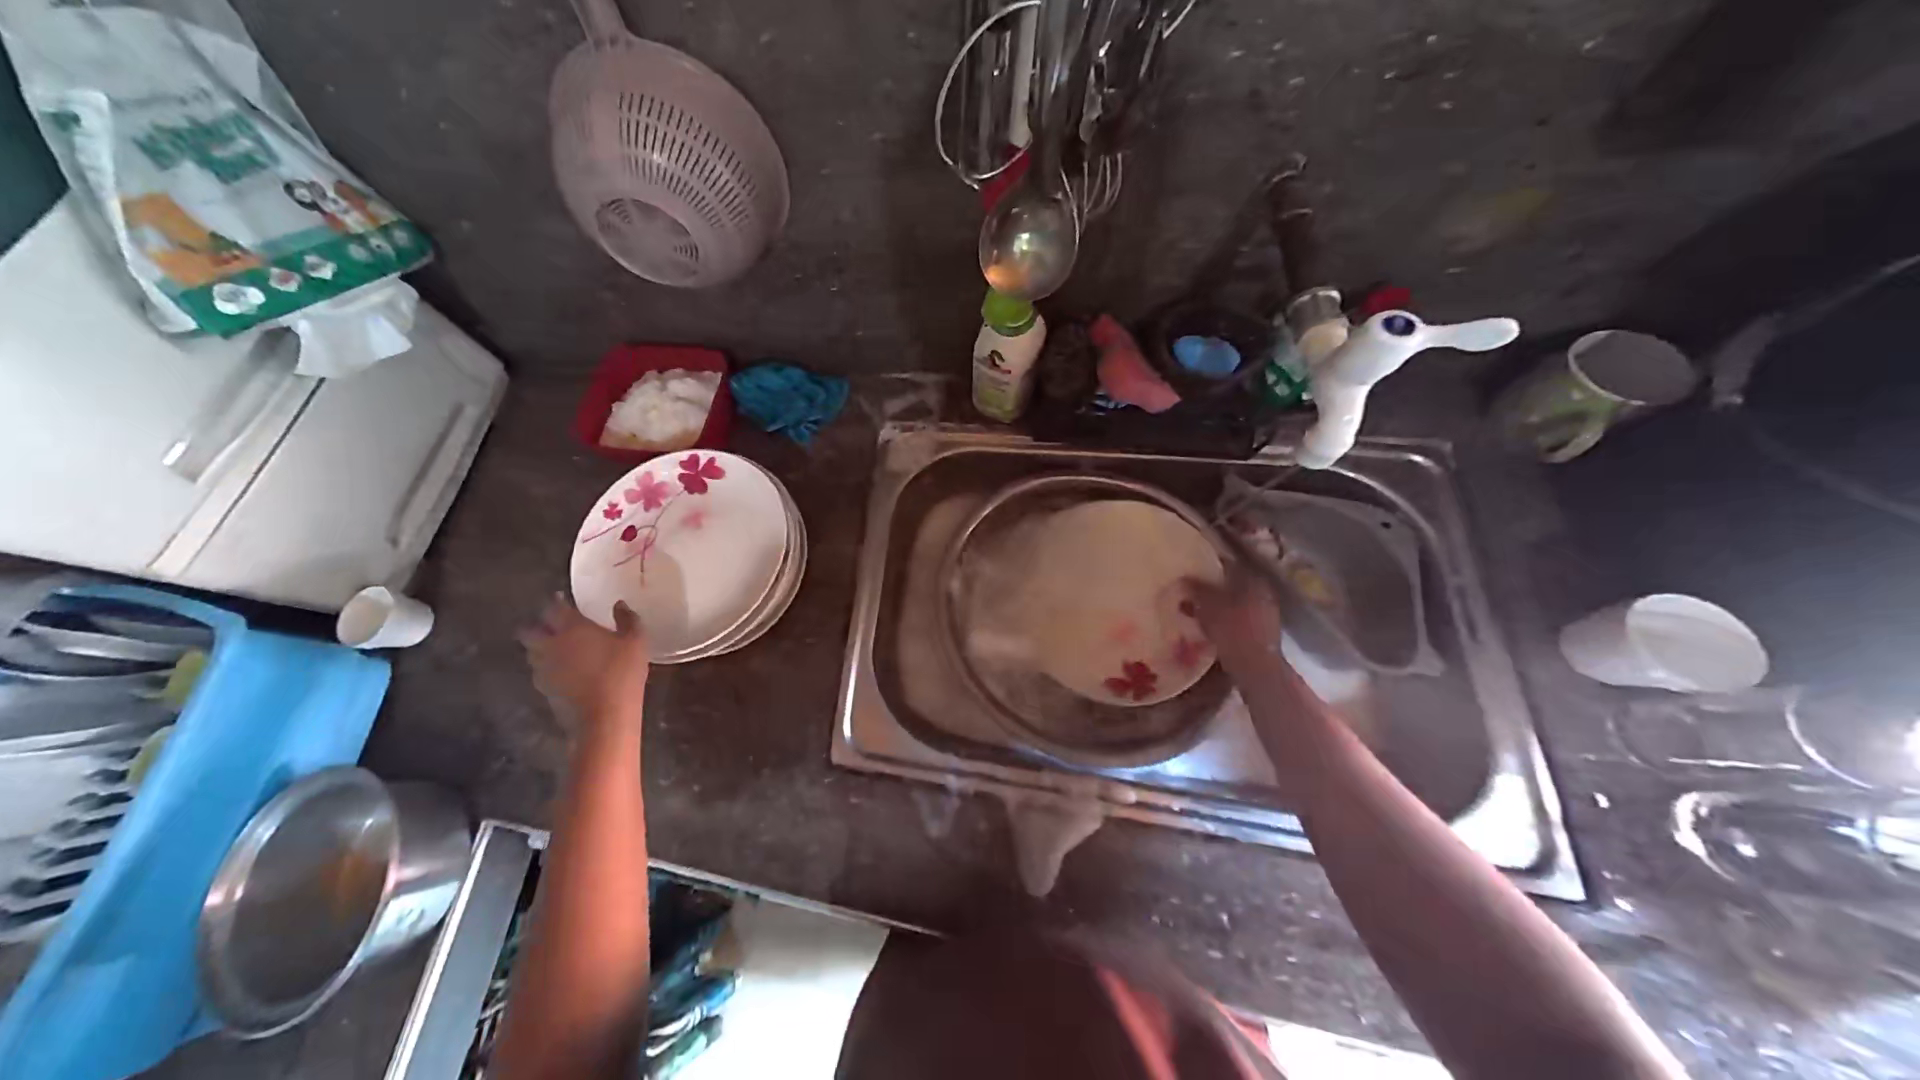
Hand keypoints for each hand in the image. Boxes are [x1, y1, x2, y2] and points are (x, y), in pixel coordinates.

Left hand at [519, 594, 650, 722]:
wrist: (605, 714)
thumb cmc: (622, 671)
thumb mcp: (635, 641)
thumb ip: (627, 619)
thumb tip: (620, 605)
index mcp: (571, 627)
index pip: (552, 607)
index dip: (555, 601)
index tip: (561, 599)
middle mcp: (550, 644)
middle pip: (528, 630)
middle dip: (535, 625)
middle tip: (550, 625)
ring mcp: (543, 669)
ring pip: (530, 652)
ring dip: (538, 647)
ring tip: (555, 648)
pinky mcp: (543, 689)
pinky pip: (539, 671)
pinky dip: (546, 667)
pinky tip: (562, 671)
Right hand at [1184, 565, 1281, 666]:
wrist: (1256, 668)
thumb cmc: (1232, 630)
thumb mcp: (1206, 605)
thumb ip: (1194, 588)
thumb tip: (1182, 577)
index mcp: (1252, 579)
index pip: (1227, 563)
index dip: (1207, 563)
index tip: (1189, 566)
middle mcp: (1263, 593)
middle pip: (1231, 584)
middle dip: (1210, 587)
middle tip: (1187, 590)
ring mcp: (1265, 614)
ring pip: (1234, 603)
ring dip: (1215, 605)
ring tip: (1192, 611)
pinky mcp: (1262, 634)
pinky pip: (1237, 620)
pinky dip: (1222, 620)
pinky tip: (1206, 628)